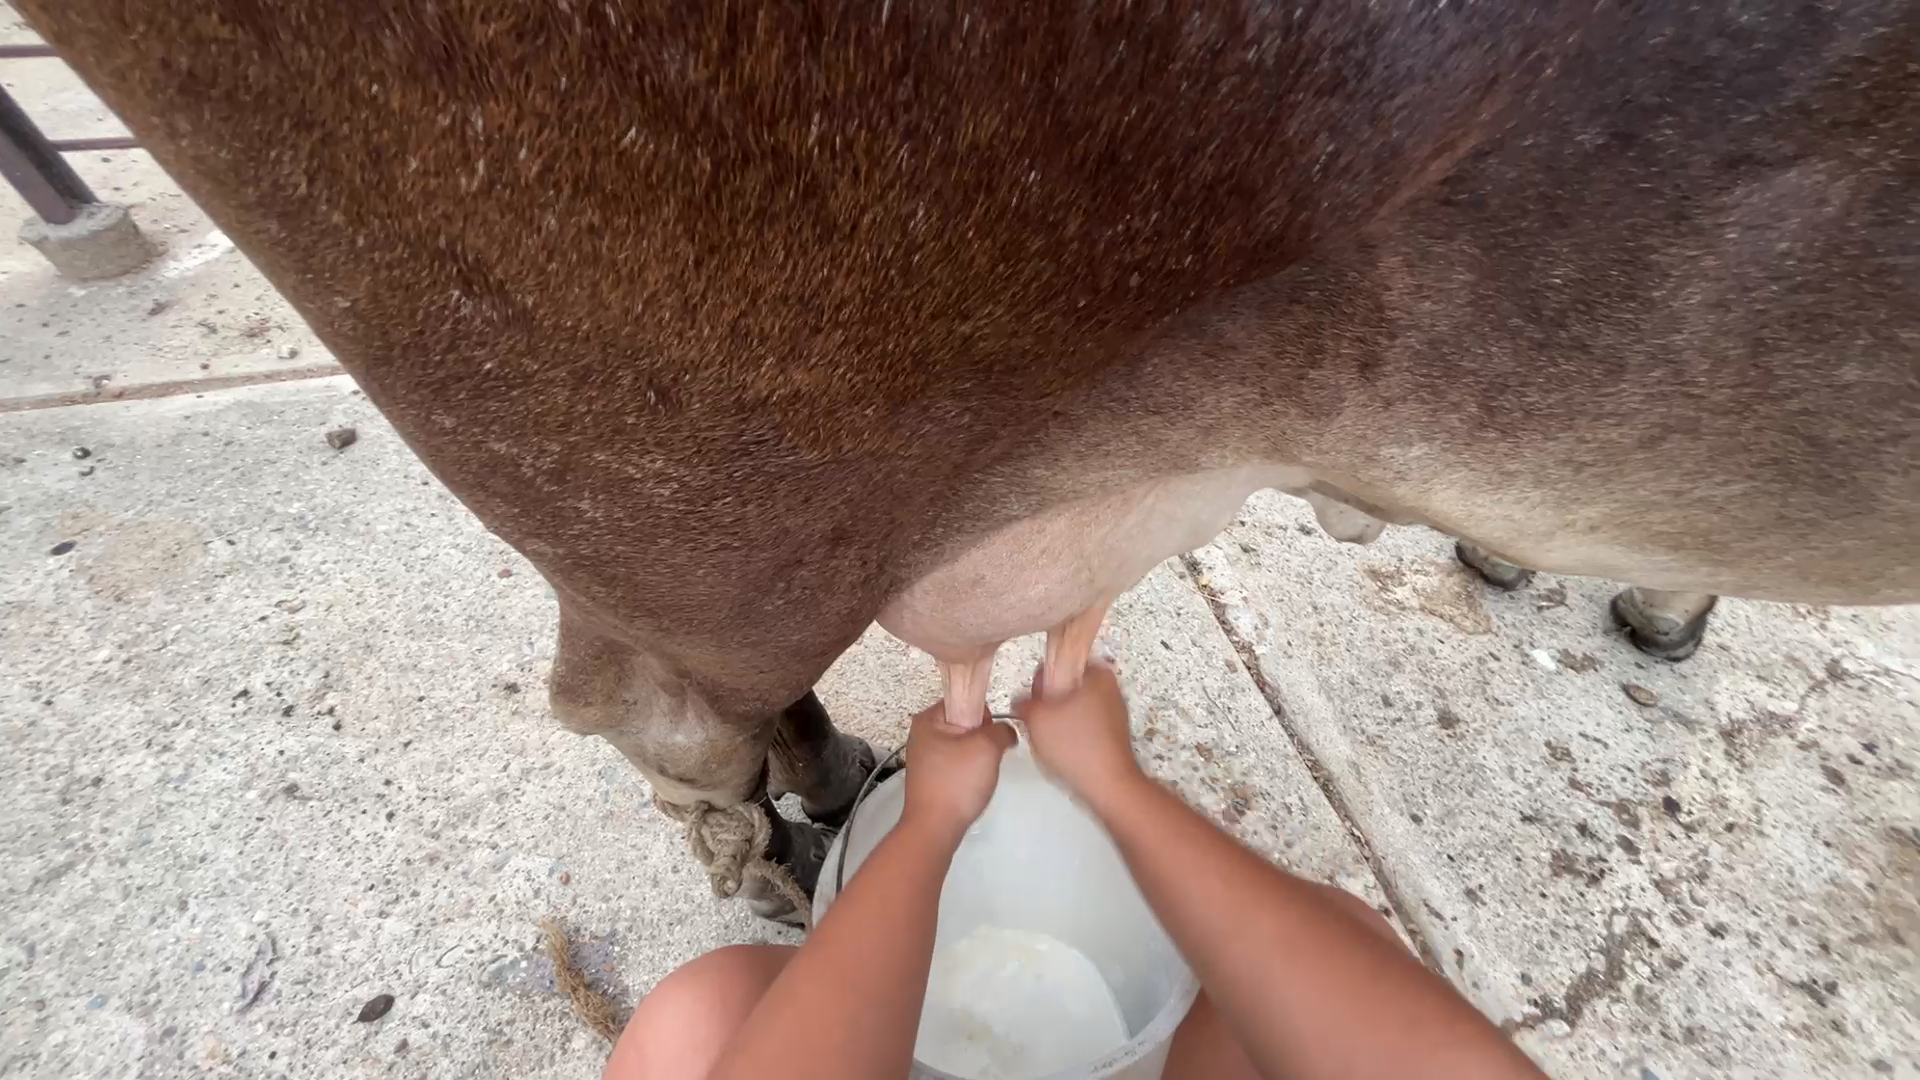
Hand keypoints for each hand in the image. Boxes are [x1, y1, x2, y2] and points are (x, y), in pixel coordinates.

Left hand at [901, 700, 1017, 843]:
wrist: (935, 829)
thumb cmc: (957, 781)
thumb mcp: (987, 746)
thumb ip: (1002, 730)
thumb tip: (1006, 733)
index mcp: (928, 718)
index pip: (965, 700)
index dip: (984, 715)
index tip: (991, 736)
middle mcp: (923, 734)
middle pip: (965, 723)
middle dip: (983, 738)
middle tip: (988, 757)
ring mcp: (926, 757)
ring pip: (964, 745)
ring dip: (978, 757)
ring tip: (981, 774)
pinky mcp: (931, 777)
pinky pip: (958, 764)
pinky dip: (969, 772)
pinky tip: (973, 785)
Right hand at [1013, 662, 1144, 812]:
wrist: (1109, 784)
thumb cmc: (1074, 744)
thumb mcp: (1036, 717)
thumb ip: (1023, 700)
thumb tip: (1022, 701)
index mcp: (1096, 672)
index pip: (1058, 662)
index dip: (1040, 682)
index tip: (1035, 702)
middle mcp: (1110, 686)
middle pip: (1066, 685)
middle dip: (1049, 702)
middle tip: (1040, 722)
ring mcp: (1115, 710)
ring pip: (1074, 706)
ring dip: (1059, 720)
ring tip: (1051, 739)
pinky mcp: (1115, 732)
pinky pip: (1085, 724)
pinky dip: (1073, 733)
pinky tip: (1064, 750)